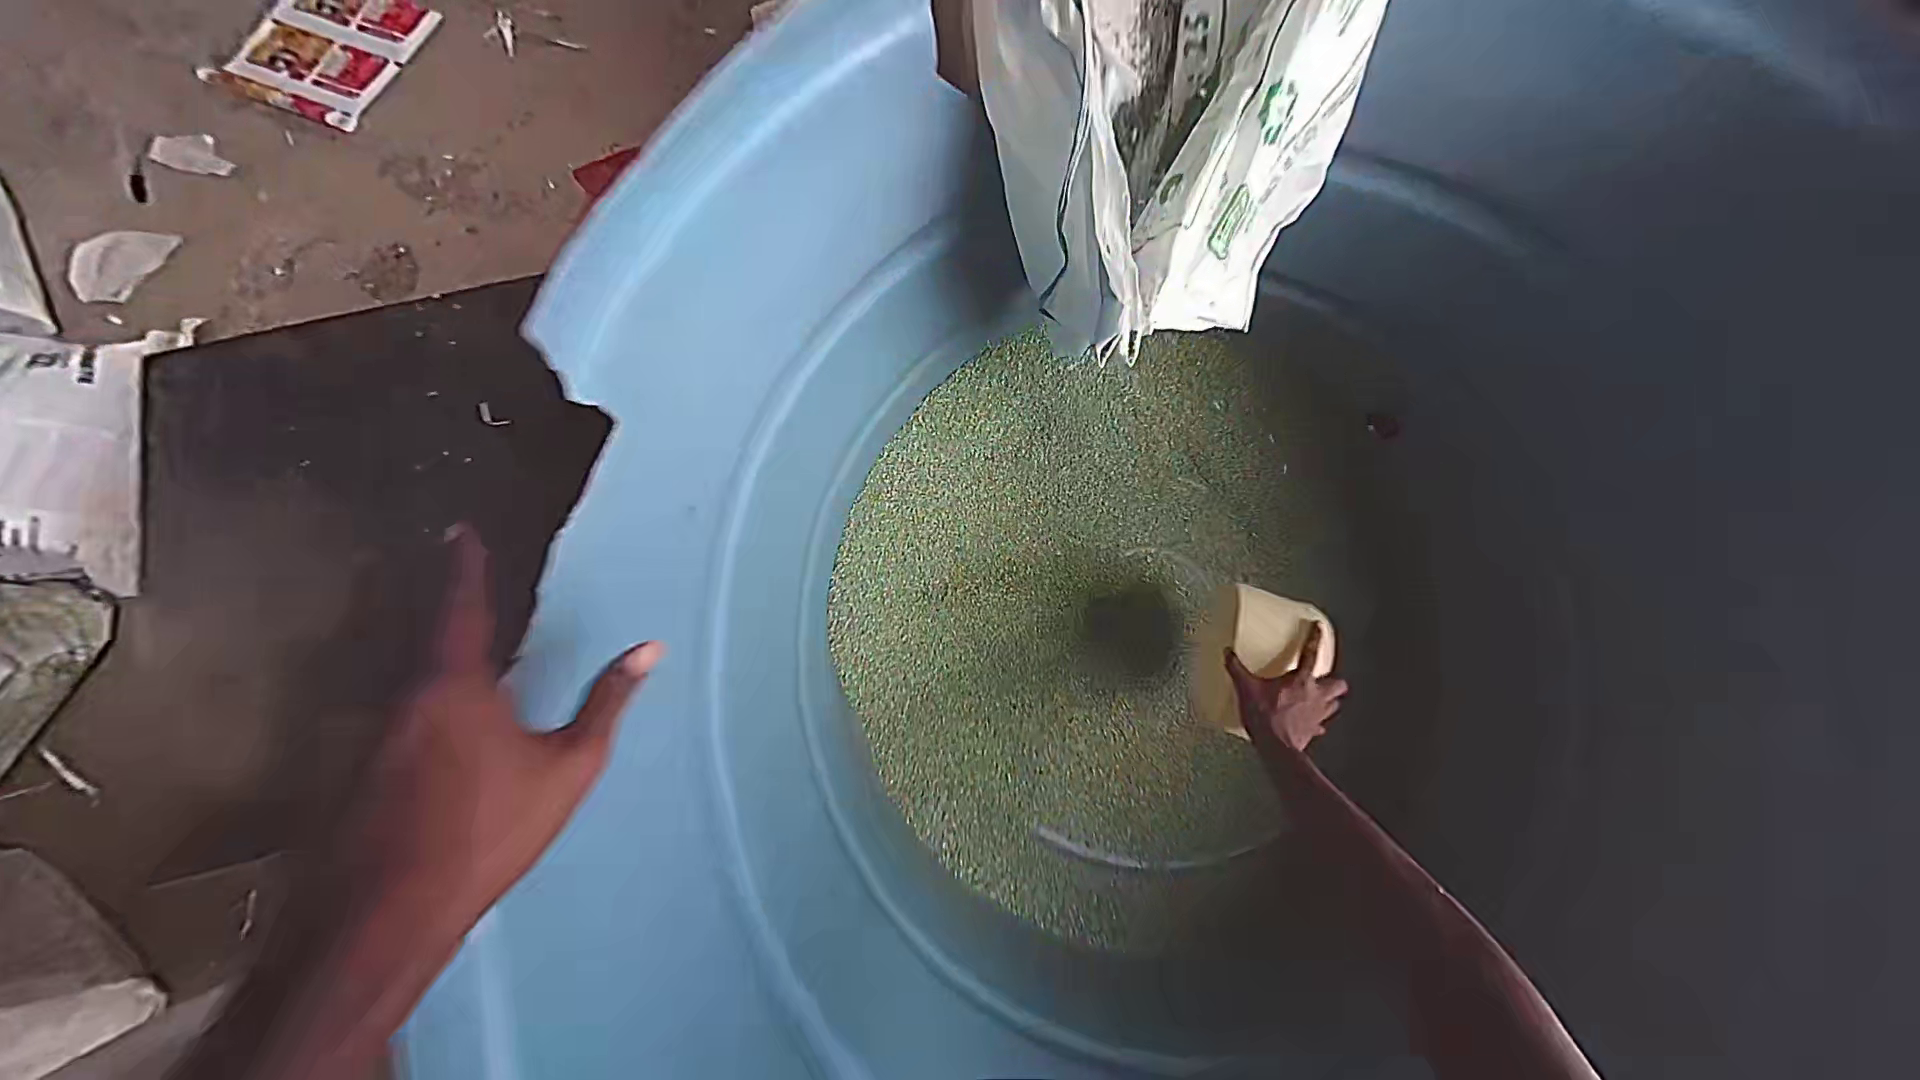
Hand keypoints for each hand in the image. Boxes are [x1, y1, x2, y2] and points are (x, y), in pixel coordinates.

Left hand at [341, 527, 661, 926]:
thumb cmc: (491, 829)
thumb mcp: (569, 764)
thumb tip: (649, 650)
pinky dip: (431, 693)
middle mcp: (405, 700)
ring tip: (472, 641)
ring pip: (413, 676)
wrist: (388, 916)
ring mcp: (374, 737)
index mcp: (456, 687)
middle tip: (469, 577)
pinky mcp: (362, 770)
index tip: (459, 532)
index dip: (463, 567)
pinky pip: (404, 710)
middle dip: (451, 605)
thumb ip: (608, 701)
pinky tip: (453, 716)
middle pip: (429, 637)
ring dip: (442, 652)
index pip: (461, 609)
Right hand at [1225, 622, 1347, 750]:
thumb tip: (1228, 654)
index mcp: (1300, 681)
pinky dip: (1317, 722)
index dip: (1315, 638)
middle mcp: (1314, 695)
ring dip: (1330, 699)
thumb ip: (1236, 669)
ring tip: (1320, 696)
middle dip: (1334, 679)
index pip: (1310, 653)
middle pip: (1338, 684)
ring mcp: (1317, 714)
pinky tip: (1310, 722)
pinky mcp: (1313, 730)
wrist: (1276, 748)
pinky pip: (1321, 724)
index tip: (1318, 628)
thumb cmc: (1266, 718)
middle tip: (1324, 676)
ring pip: (1335, 703)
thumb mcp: (1246, 688)